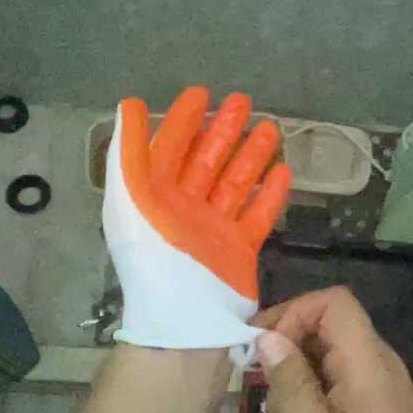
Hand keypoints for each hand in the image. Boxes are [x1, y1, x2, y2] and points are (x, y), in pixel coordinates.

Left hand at [105, 87, 292, 353]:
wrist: (183, 319)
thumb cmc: (152, 258)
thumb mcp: (128, 201)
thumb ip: (127, 154)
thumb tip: (129, 105)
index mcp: (155, 195)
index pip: (169, 147)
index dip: (182, 120)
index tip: (201, 93)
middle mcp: (185, 208)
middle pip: (207, 161)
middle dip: (223, 130)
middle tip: (244, 101)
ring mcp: (215, 230)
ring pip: (236, 184)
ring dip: (251, 156)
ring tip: (271, 128)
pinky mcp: (240, 250)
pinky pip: (257, 216)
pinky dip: (270, 195)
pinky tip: (284, 172)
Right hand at [253, 287, 412, 412]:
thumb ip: (289, 382)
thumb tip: (267, 338)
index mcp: (365, 361)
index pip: (331, 302)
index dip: (292, 313)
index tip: (262, 349)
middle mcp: (376, 362)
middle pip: (322, 329)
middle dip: (286, 359)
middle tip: (264, 399)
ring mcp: (377, 382)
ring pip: (322, 360)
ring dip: (294, 390)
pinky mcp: (373, 403)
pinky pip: (334, 384)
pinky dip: (310, 405)